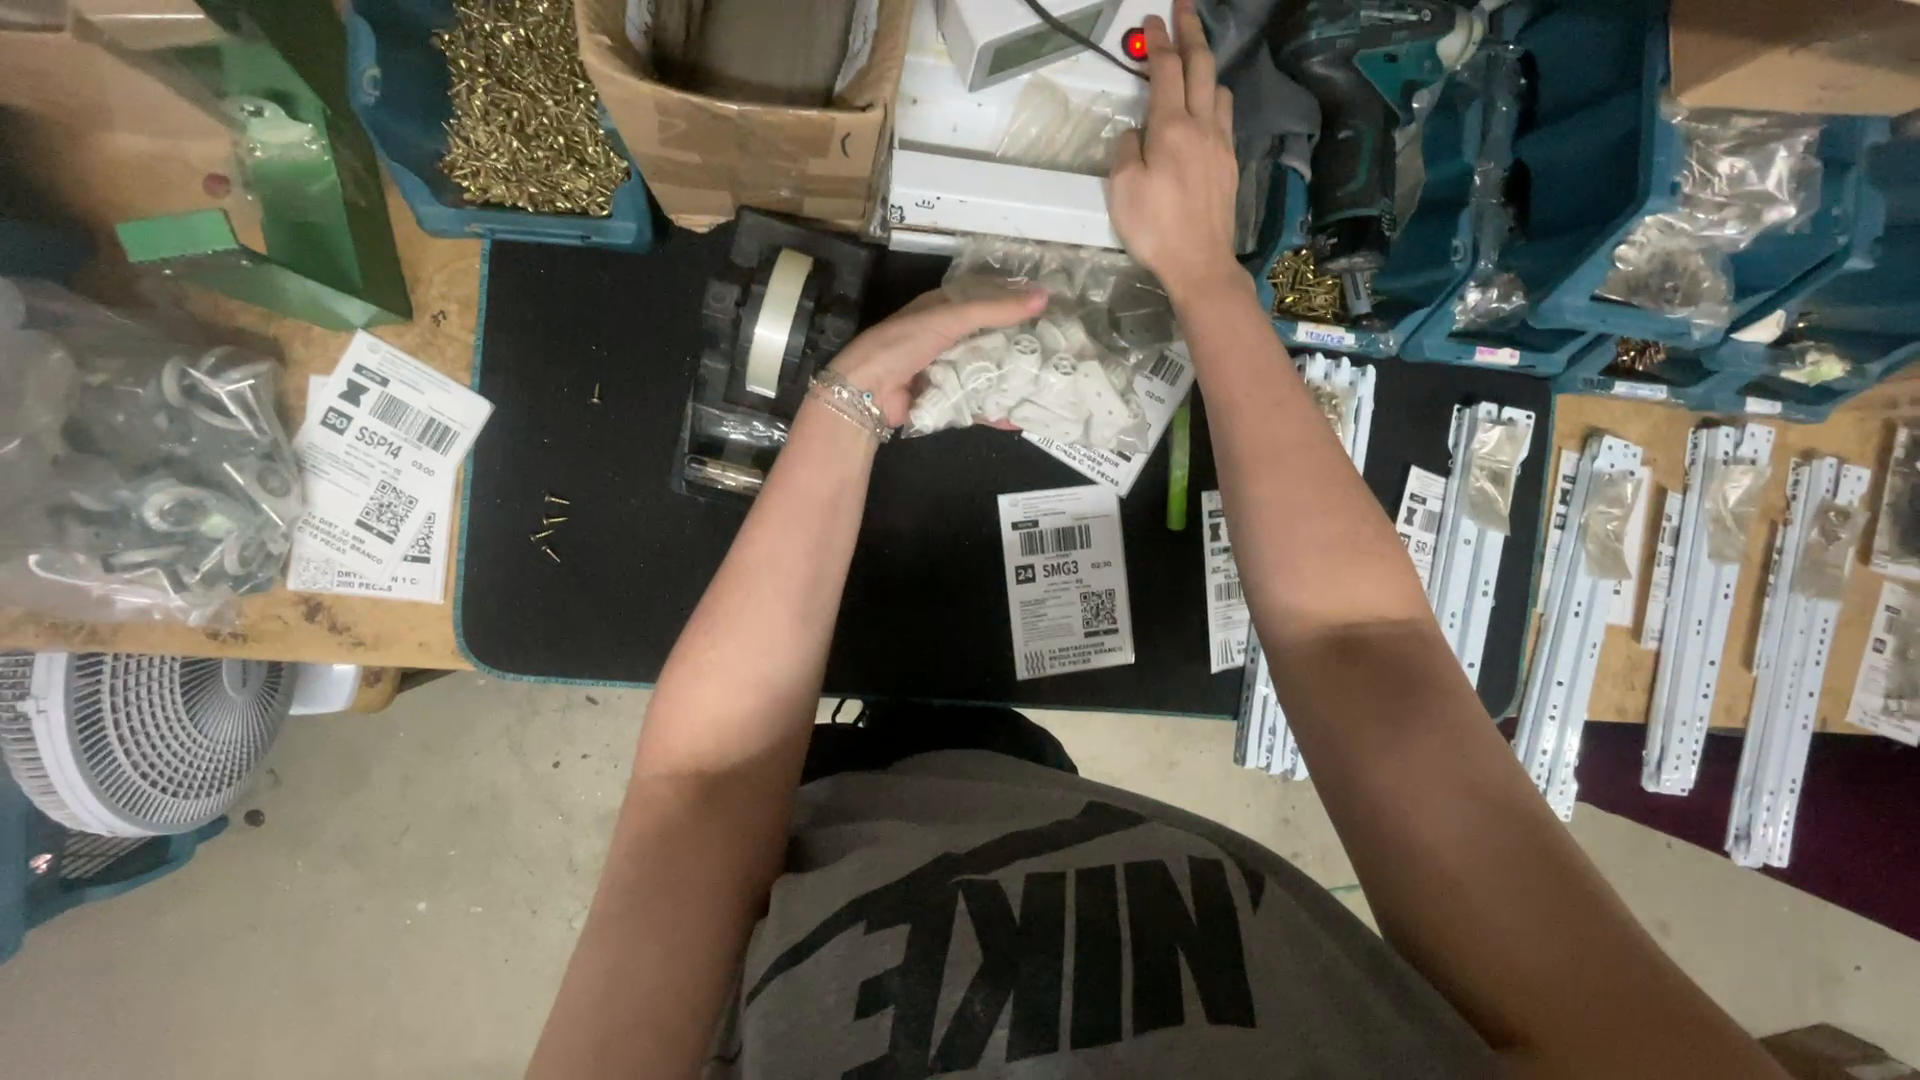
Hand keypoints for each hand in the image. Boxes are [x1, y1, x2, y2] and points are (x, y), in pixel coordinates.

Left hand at [828, 286, 1045, 426]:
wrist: (867, 391)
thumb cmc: (903, 343)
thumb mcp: (949, 318)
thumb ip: (995, 310)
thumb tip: (1043, 297)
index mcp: (944, 308)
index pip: (988, 299)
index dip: (1016, 301)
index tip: (1052, 306)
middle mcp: (947, 337)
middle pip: (991, 338)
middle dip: (1021, 344)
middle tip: (1060, 348)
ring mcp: (948, 370)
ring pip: (987, 372)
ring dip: (1013, 379)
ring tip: (1049, 382)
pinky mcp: (947, 400)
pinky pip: (977, 404)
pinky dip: (996, 411)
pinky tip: (1020, 417)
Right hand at [1109, 0, 1242, 299]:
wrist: (1199, 262)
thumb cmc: (1155, 229)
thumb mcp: (1122, 191)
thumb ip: (1125, 152)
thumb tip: (1135, 133)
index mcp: (1170, 128)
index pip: (1164, 70)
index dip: (1156, 42)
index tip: (1150, 21)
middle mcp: (1201, 125)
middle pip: (1200, 64)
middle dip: (1191, 30)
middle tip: (1184, 7)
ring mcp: (1221, 143)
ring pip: (1219, 87)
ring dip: (1206, 65)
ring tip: (1194, 59)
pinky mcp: (1229, 162)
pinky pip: (1225, 115)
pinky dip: (1215, 96)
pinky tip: (1208, 105)